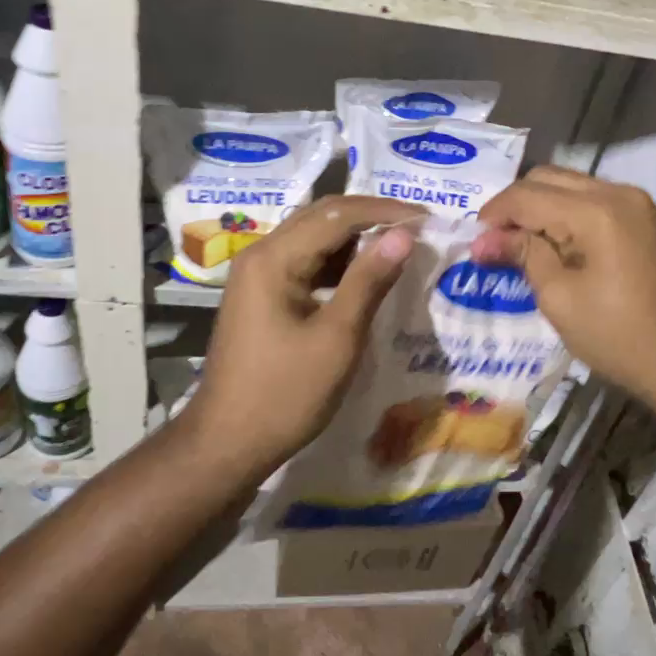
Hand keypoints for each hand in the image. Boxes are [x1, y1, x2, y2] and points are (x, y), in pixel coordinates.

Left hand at [186, 195, 422, 477]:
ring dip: (356, 238)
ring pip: (314, 238)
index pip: (337, 214)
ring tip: (400, 246)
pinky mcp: (261, 295)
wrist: (227, 444)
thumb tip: (405, 234)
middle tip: (418, 227)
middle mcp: (261, 254)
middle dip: (371, 217)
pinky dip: (338, 262)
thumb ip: (370, 280)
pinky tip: (367, 275)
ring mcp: (257, 275)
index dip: (385, 211)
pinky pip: (305, 262)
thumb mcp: (337, 338)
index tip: (429, 218)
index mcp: (274, 258)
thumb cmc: (285, 393)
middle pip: (322, 217)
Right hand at [471, 167, 655, 405]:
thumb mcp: (559, 298)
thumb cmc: (618, 337)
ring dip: (541, 207)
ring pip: (571, 185)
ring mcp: (637, 203)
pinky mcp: (646, 219)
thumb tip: (482, 240)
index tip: (474, 241)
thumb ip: (522, 255)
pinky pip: (594, 200)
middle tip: (495, 242)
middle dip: (516, 205)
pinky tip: (556, 244)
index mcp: (596, 211)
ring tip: (521, 245)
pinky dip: (567, 213)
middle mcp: (618, 192)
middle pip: (549, 178)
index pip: (527, 195)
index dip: (494, 214)